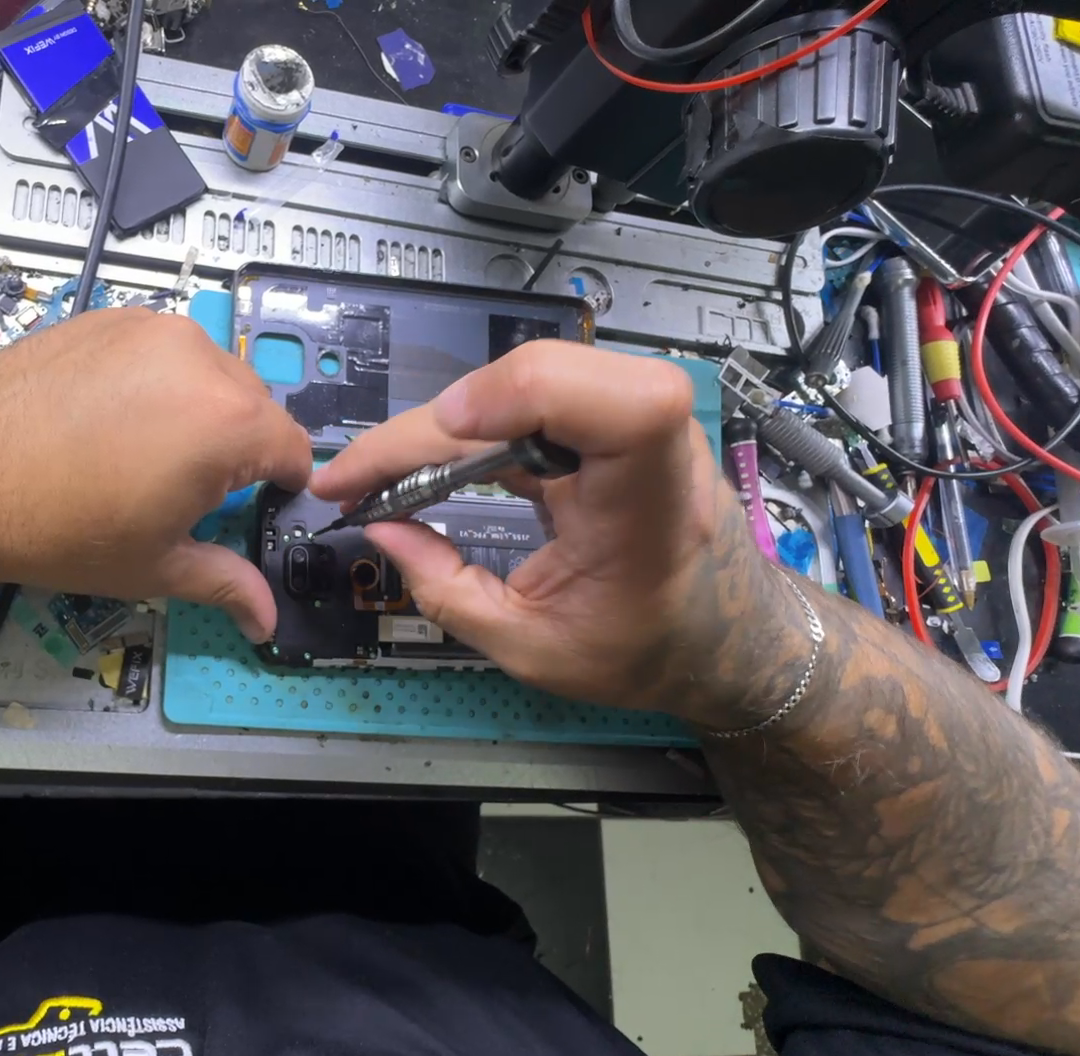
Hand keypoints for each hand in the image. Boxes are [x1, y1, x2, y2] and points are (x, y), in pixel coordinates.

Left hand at [0, 308, 311, 640]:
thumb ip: (226, 585)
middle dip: (238, 446)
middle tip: (188, 486)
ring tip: (145, 449)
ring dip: (199, 408)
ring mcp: (148, 329)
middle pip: (253, 404)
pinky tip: (111, 417)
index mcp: (227, 421)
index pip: (293, 447)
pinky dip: (156, 380)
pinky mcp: (106, 318)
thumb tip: (265, 621)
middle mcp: (198, 358)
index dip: (282, 482)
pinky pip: (159, 349)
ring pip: (207, 370)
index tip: (256, 503)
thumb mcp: (156, 566)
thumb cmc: (63, 529)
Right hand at [310, 342, 756, 715]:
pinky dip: (456, 431)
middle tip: (354, 479)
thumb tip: (378, 526)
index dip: (531, 390)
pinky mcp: (596, 429)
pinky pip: (517, 406)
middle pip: (538, 381)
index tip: (448, 425)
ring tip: (375, 476)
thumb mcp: (531, 648)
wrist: (725, 638)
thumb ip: (445, 591)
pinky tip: (416, 464)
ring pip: (519, 384)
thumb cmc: (643, 650)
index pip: (624, 405)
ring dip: (433, 428)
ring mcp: (622, 429)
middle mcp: (645, 450)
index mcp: (648, 509)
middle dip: (429, 427)